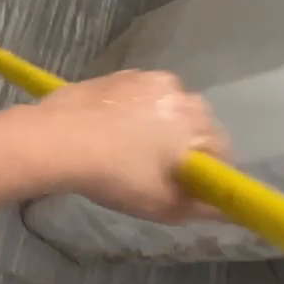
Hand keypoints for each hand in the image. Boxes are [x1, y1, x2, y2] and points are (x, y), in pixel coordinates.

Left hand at [20, 70, 227, 222]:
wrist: (56, 138)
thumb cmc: (117, 173)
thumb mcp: (167, 205)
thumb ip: (206, 207)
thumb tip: (227, 209)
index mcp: (195, 117)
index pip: (220, 150)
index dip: (208, 174)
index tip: (188, 189)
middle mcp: (175, 88)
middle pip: (192, 123)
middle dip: (180, 146)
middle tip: (156, 173)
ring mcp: (140, 77)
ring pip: (163, 108)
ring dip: (155, 125)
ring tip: (127, 152)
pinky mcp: (113, 74)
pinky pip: (136, 98)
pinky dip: (130, 112)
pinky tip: (109, 132)